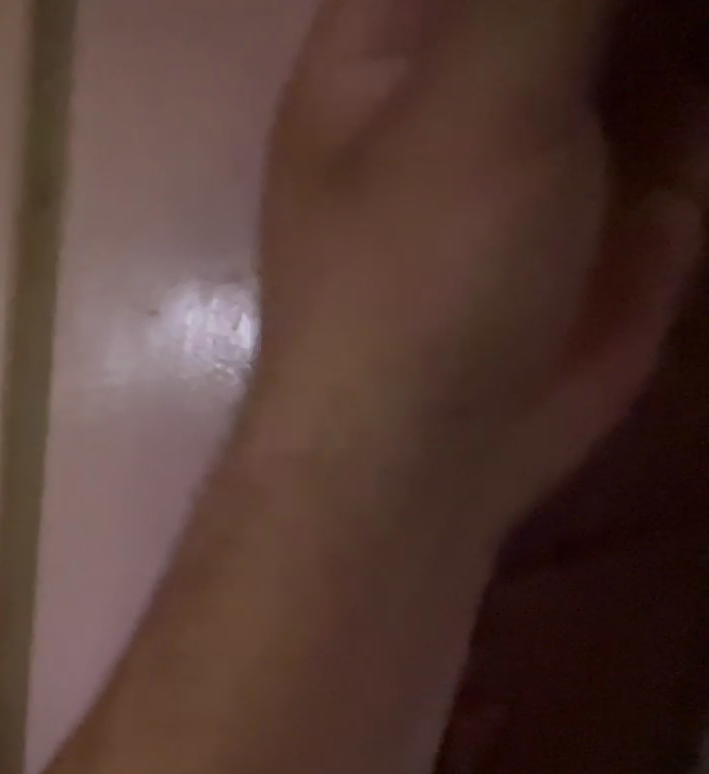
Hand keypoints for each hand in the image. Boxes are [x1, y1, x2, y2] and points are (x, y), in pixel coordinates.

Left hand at [253, 0, 707, 535]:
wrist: (429, 443)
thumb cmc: (408, 282)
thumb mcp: (466, 110)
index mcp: (382, 39)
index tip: (609, 2)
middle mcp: (466, 57)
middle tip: (668, 30)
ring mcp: (557, 110)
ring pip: (663, 13)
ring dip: (689, 20)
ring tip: (677, 86)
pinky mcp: (637, 165)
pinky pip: (706, 73)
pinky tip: (699, 93)